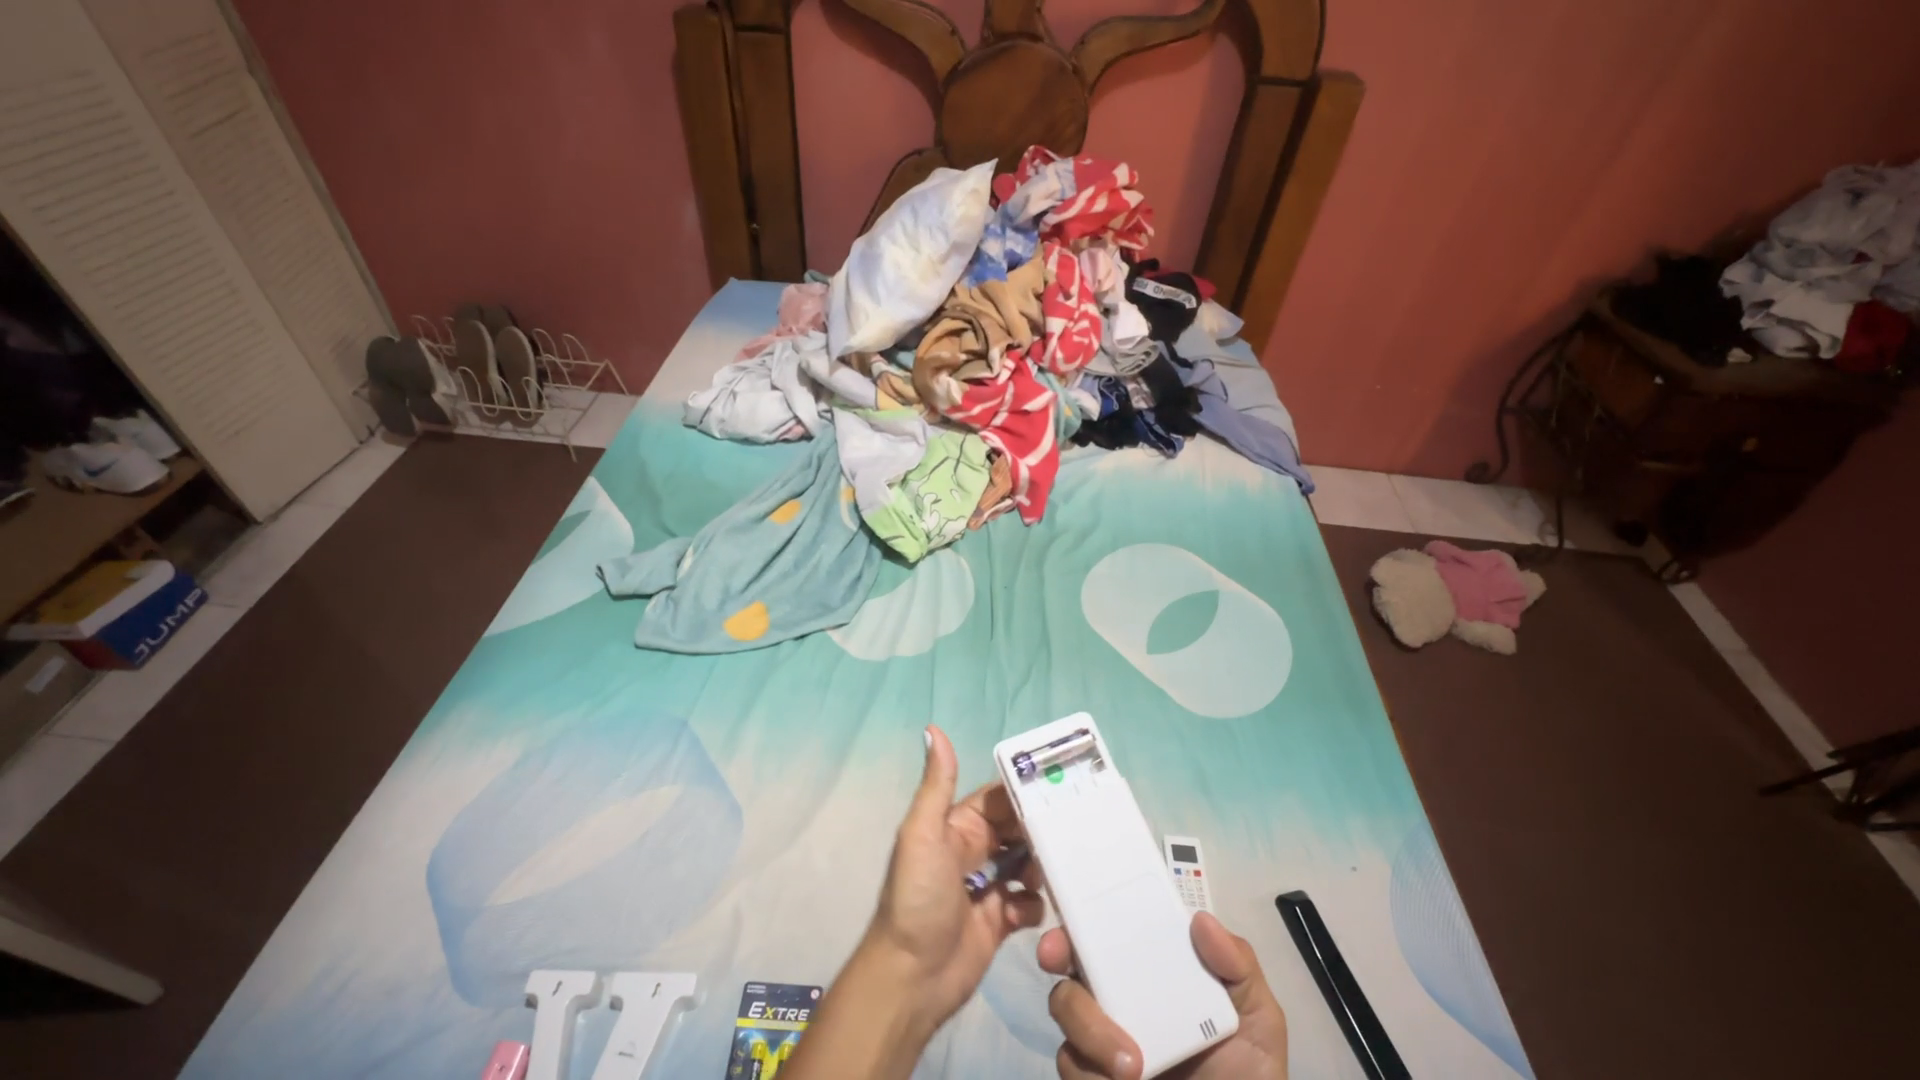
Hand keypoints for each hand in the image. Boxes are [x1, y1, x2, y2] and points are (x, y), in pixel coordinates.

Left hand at [785, 726, 1043, 1079]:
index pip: (998, 798)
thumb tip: (933, 727)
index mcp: (955, 826)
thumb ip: (936, 785)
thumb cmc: (916, 899)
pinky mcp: (999, 920)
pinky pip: (1028, 902)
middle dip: (1039, 832)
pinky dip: (1032, 905)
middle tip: (1065, 837)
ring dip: (1040, 868)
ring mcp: (987, 886)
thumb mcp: (922, 835)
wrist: (913, 976)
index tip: (1059, 788)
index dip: (1024, 793)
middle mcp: (972, 851)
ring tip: (1041, 877)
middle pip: (1017, 829)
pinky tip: (1022, 913)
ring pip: (1028, 864)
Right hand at [1039, 912, 1288, 1079]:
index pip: (1111, 932)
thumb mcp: (1257, 1017)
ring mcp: (1101, 1040)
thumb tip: (1199, 919)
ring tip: (1133, 1066)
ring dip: (1089, 1029)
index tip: (1073, 910)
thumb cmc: (1248, 1073)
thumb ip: (1238, 967)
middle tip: (1056, 956)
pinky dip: (1091, 1070)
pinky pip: (1071, 1063)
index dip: (1085, 914)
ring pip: (1065, 1010)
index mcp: (1153, 973)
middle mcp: (1119, 999)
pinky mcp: (1092, 1075)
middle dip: (1056, 951)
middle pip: (1073, 960)